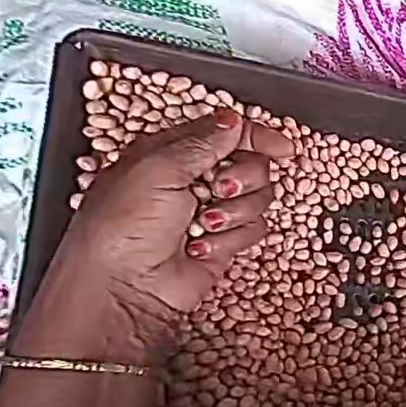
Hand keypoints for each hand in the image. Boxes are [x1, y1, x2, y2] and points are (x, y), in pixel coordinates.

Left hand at [14, 107, 294, 364]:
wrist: (125, 286)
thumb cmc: (124, 227)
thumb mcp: (158, 169)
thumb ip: (203, 142)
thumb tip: (233, 120)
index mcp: (174, 153)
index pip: (228, 133)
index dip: (258, 137)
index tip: (282, 147)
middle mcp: (197, 179)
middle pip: (253, 165)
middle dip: (243, 179)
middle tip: (219, 190)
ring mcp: (214, 210)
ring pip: (260, 198)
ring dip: (235, 212)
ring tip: (203, 225)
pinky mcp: (227, 239)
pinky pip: (256, 229)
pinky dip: (232, 238)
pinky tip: (202, 245)